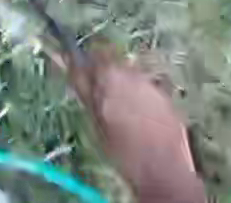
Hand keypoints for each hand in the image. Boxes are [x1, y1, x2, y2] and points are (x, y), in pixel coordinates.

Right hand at [66, 44, 206, 202]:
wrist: (165, 175)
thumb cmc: (122, 150)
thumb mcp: (94, 120)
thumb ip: (81, 86)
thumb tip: (63, 59)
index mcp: (109, 73)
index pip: (93, 54)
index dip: (87, 67)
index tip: (85, 80)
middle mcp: (132, 72)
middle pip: (114, 64)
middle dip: (107, 77)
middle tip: (104, 101)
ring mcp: (152, 85)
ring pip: (131, 78)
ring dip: (124, 88)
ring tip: (124, 114)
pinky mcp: (167, 99)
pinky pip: (147, 92)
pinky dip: (142, 100)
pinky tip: (142, 122)